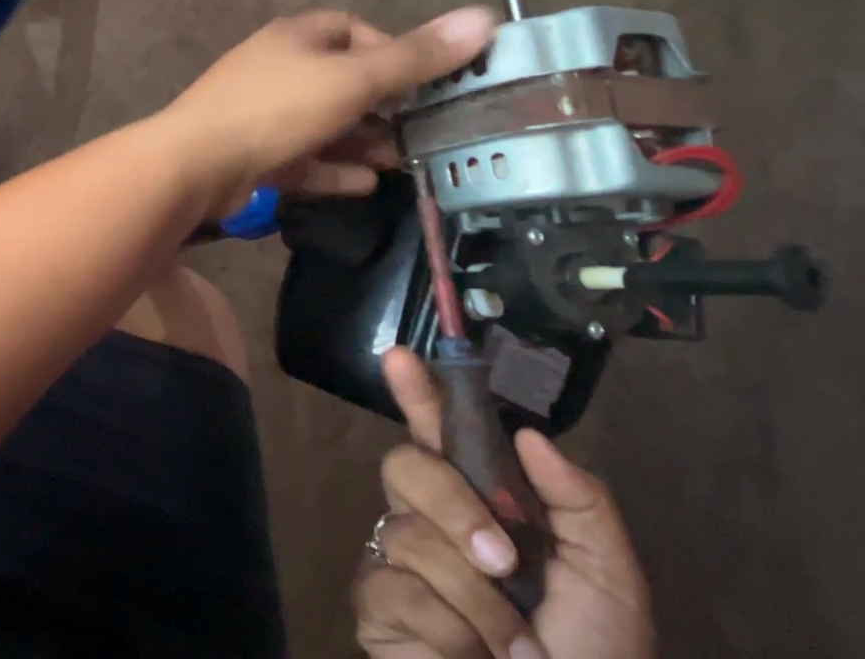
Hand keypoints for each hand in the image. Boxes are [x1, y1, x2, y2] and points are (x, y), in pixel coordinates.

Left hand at [154, 8, 495, 213]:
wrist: (194, 164)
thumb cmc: (274, 110)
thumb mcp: (352, 80)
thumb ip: (415, 58)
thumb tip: (485, 17)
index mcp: (293, 38)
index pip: (351, 29)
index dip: (392, 49)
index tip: (425, 80)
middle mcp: (274, 70)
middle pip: (339, 82)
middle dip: (383, 106)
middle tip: (424, 132)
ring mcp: (258, 114)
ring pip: (321, 124)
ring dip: (362, 141)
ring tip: (401, 162)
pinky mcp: (249, 154)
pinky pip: (300, 158)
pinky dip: (331, 168)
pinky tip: (364, 184)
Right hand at [353, 348, 655, 658]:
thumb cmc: (592, 653)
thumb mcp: (610, 579)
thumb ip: (581, 504)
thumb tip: (530, 435)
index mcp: (480, 501)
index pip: (438, 432)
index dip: (417, 393)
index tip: (402, 356)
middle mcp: (428, 518)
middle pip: (406, 466)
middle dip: (455, 507)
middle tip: (502, 559)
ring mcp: (395, 557)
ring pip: (410, 537)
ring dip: (476, 599)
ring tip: (512, 644)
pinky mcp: (374, 601)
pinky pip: (396, 586)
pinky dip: (451, 627)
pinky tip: (470, 653)